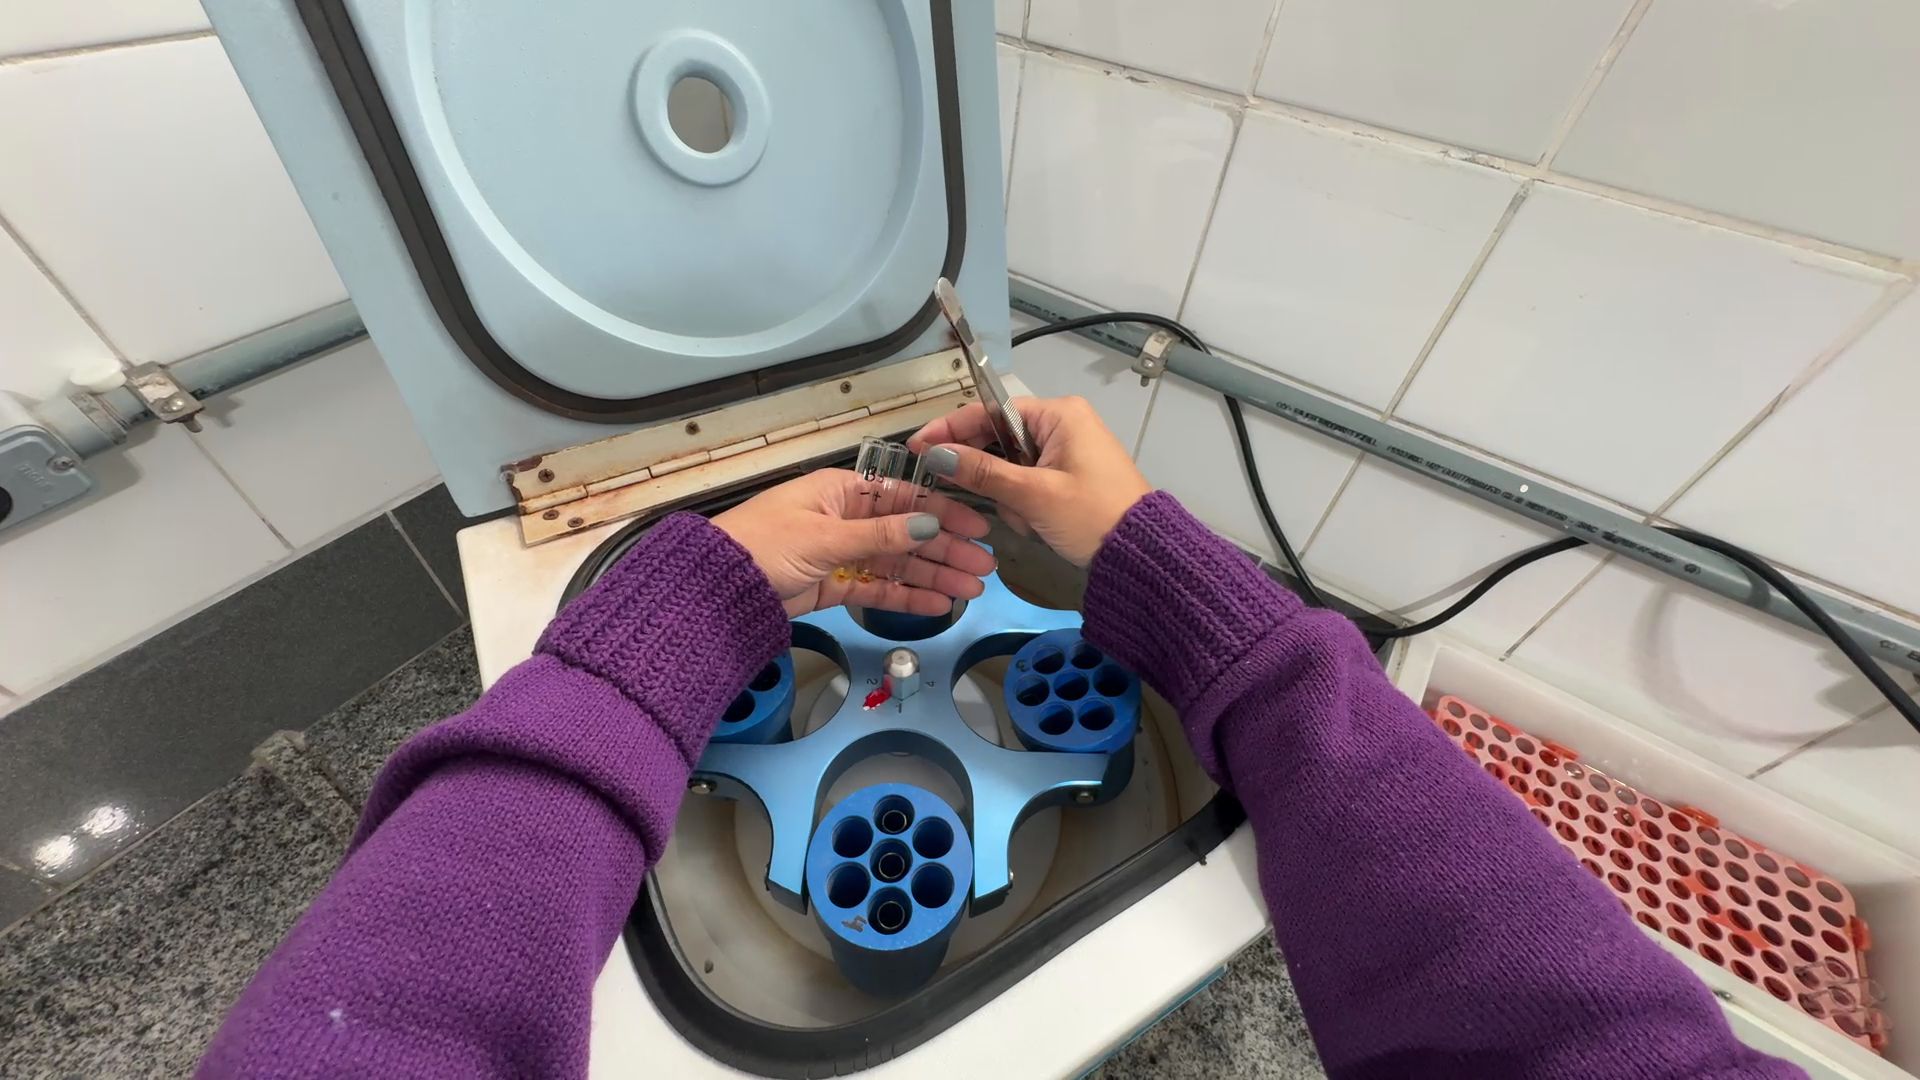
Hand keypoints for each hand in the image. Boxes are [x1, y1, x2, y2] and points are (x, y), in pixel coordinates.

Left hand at [712, 469, 995, 617]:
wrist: (716, 588)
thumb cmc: (764, 543)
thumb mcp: (824, 536)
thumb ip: (879, 535)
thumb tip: (928, 526)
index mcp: (842, 492)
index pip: (904, 498)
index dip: (942, 513)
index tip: (976, 527)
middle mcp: (847, 519)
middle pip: (906, 533)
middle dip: (946, 549)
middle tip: (983, 566)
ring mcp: (842, 554)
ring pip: (898, 563)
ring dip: (934, 575)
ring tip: (971, 588)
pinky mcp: (835, 586)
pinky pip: (878, 588)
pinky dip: (907, 596)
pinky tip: (938, 603)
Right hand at [908, 396, 1150, 566]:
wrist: (1141, 554)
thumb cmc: (1091, 516)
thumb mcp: (1033, 495)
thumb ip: (982, 472)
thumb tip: (934, 454)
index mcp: (1058, 414)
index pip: (990, 410)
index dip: (952, 428)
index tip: (918, 446)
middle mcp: (1062, 424)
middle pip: (999, 439)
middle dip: (994, 478)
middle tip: (990, 501)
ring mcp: (1065, 451)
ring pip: (1010, 468)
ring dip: (1012, 498)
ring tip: (1030, 520)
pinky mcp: (1067, 476)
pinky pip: (1027, 483)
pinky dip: (1025, 505)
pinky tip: (1037, 524)